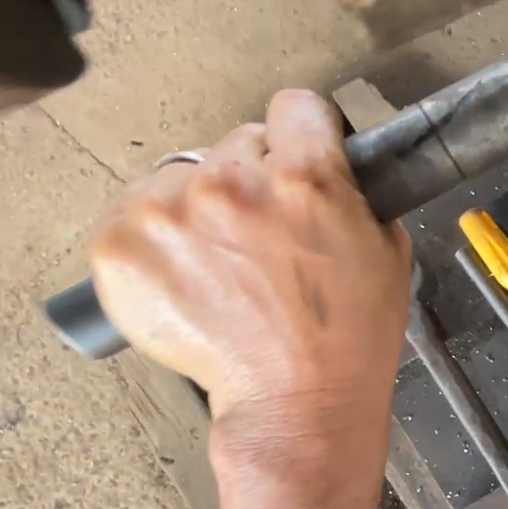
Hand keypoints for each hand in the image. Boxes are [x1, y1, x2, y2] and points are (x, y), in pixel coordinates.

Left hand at [89, 90, 410, 473]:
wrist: (300, 402)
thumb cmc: (352, 339)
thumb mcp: (389, 259)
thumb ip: (358, 202)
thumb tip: (336, 176)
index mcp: (308, 180)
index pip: (296, 106)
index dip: (307, 133)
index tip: (305, 156)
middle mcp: (231, 180)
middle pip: (236, 143)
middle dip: (255, 179)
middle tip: (271, 236)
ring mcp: (166, 211)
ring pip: (181, 178)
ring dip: (203, 209)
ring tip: (229, 268)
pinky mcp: (119, 245)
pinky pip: (136, 217)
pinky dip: (161, 243)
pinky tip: (195, 283)